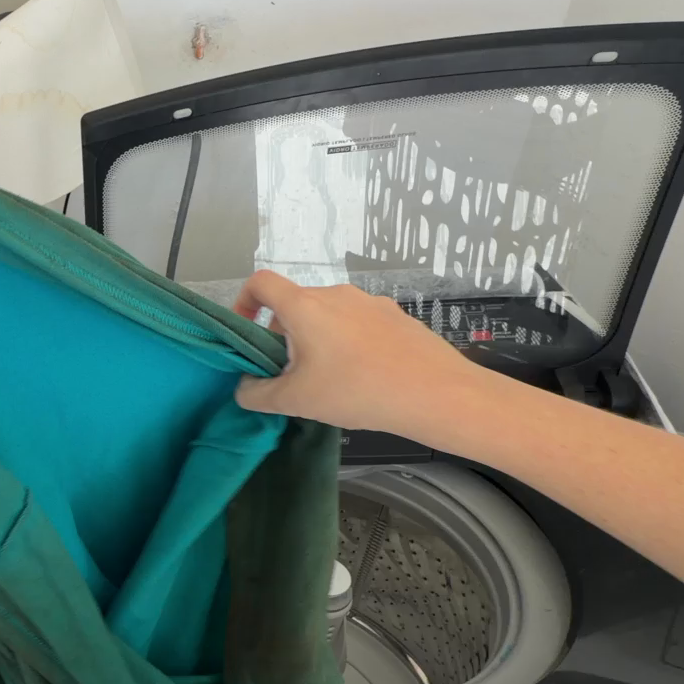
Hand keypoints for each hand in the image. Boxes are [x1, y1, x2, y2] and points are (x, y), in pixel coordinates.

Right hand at [230, 270, 493, 435]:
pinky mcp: (396, 316)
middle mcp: (335, 295)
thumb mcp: (294, 401)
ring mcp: (370, 302)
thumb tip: (245, 387)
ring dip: (314, 339)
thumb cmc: (357, 391)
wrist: (440, 395)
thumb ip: (255, 393)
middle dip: (282, 334)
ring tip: (328, 377)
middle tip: (289, 372)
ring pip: (325, 314)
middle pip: (293, 304)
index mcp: (304, 307)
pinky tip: (363, 374)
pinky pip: (356, 322)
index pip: (260, 282)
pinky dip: (346, 342)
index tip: (247, 332)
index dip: (243, 302)